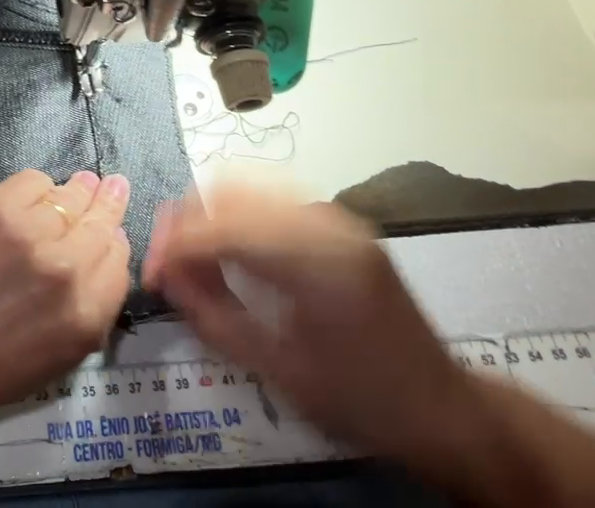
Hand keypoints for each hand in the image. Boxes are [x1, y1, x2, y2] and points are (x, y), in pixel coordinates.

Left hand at [0, 169, 132, 438]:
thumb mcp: (60, 358)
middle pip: (102, 221)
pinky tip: (31, 199)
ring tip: (81, 184)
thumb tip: (104, 256)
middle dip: (109, 203)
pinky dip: (37, 188)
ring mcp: (29, 233)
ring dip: (77, 192)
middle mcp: (66, 268)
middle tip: (113, 185)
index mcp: (87, 314)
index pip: (118, 259)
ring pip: (70, 195)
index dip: (114, 243)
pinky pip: (33, 180)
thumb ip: (92, 309)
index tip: (110, 231)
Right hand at [142, 187, 478, 459]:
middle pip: (231, 186)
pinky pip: (273, 199)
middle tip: (171, 264)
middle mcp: (325, 222)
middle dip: (189, 220)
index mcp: (313, 259)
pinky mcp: (340, 225)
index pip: (220, 226)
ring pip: (249, 185)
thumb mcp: (278, 369)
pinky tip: (234, 256)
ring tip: (198, 261)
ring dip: (213, 215)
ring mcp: (336, 218)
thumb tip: (165, 277)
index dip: (173, 244)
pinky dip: (241, 218)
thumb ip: (213, 317)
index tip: (151, 274)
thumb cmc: (362, 401)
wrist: (443, 409)